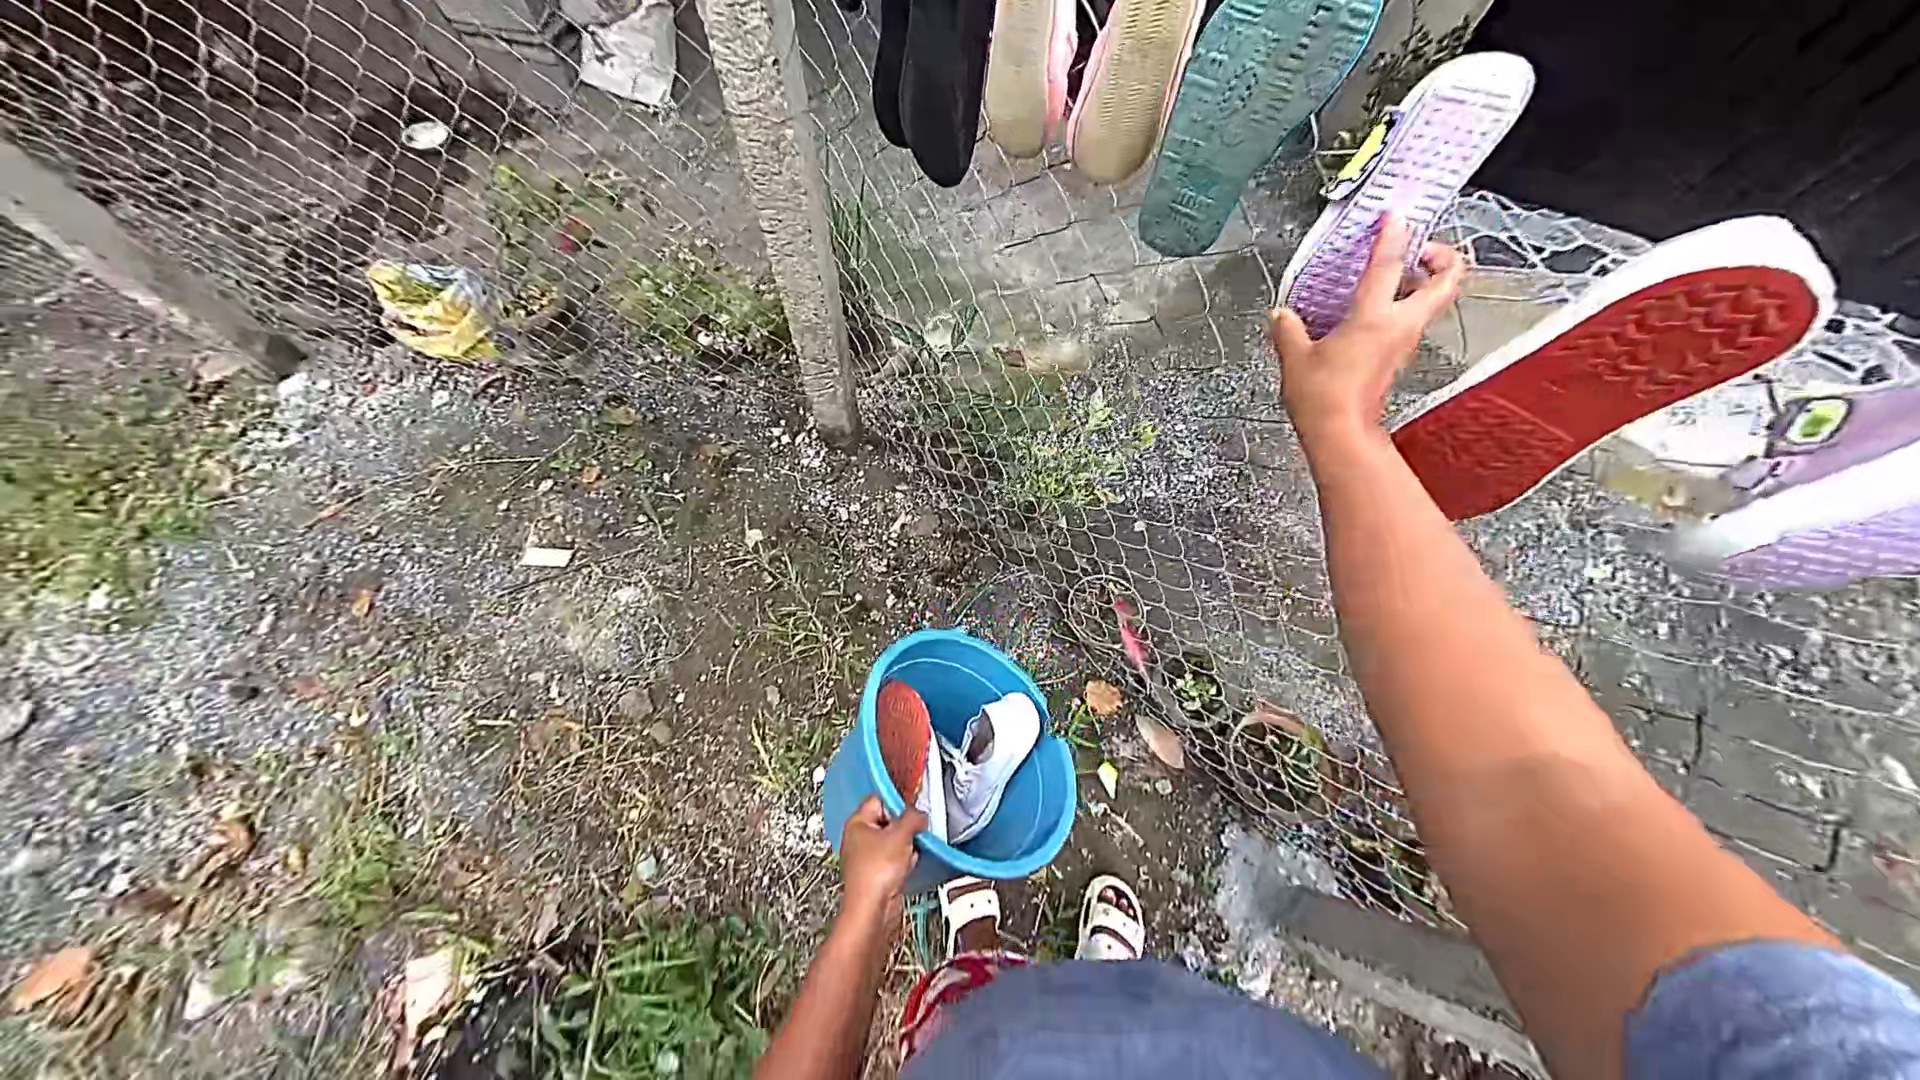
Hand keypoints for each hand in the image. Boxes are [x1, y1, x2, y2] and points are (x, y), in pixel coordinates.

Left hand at [838, 795, 925, 918]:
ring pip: (892, 840)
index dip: (897, 802)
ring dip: (906, 844)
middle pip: (887, 820)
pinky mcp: (875, 873)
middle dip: (904, 826)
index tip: (912, 810)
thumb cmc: (877, 871)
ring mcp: (866, 857)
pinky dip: (903, 860)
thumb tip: (919, 815)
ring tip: (912, 850)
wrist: (872, 910)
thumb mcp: (901, 834)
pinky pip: (893, 859)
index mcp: (857, 822)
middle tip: (915, 830)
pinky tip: (909, 865)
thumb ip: (913, 817)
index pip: (879, 799)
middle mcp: (859, 838)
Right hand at [1270, 214, 1465, 443]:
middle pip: (1444, 281)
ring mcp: (1403, 343)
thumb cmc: (1322, 398)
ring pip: (1432, 302)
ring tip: (1395, 278)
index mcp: (1371, 319)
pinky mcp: (1398, 358)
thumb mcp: (1295, 358)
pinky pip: (1411, 322)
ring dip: (1422, 283)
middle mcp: (1398, 327)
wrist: (1339, 432)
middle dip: (1441, 257)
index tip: (1396, 216)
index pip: (1388, 265)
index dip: (1393, 235)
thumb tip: (1282, 315)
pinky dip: (1403, 308)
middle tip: (1419, 249)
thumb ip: (1288, 330)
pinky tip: (1373, 313)